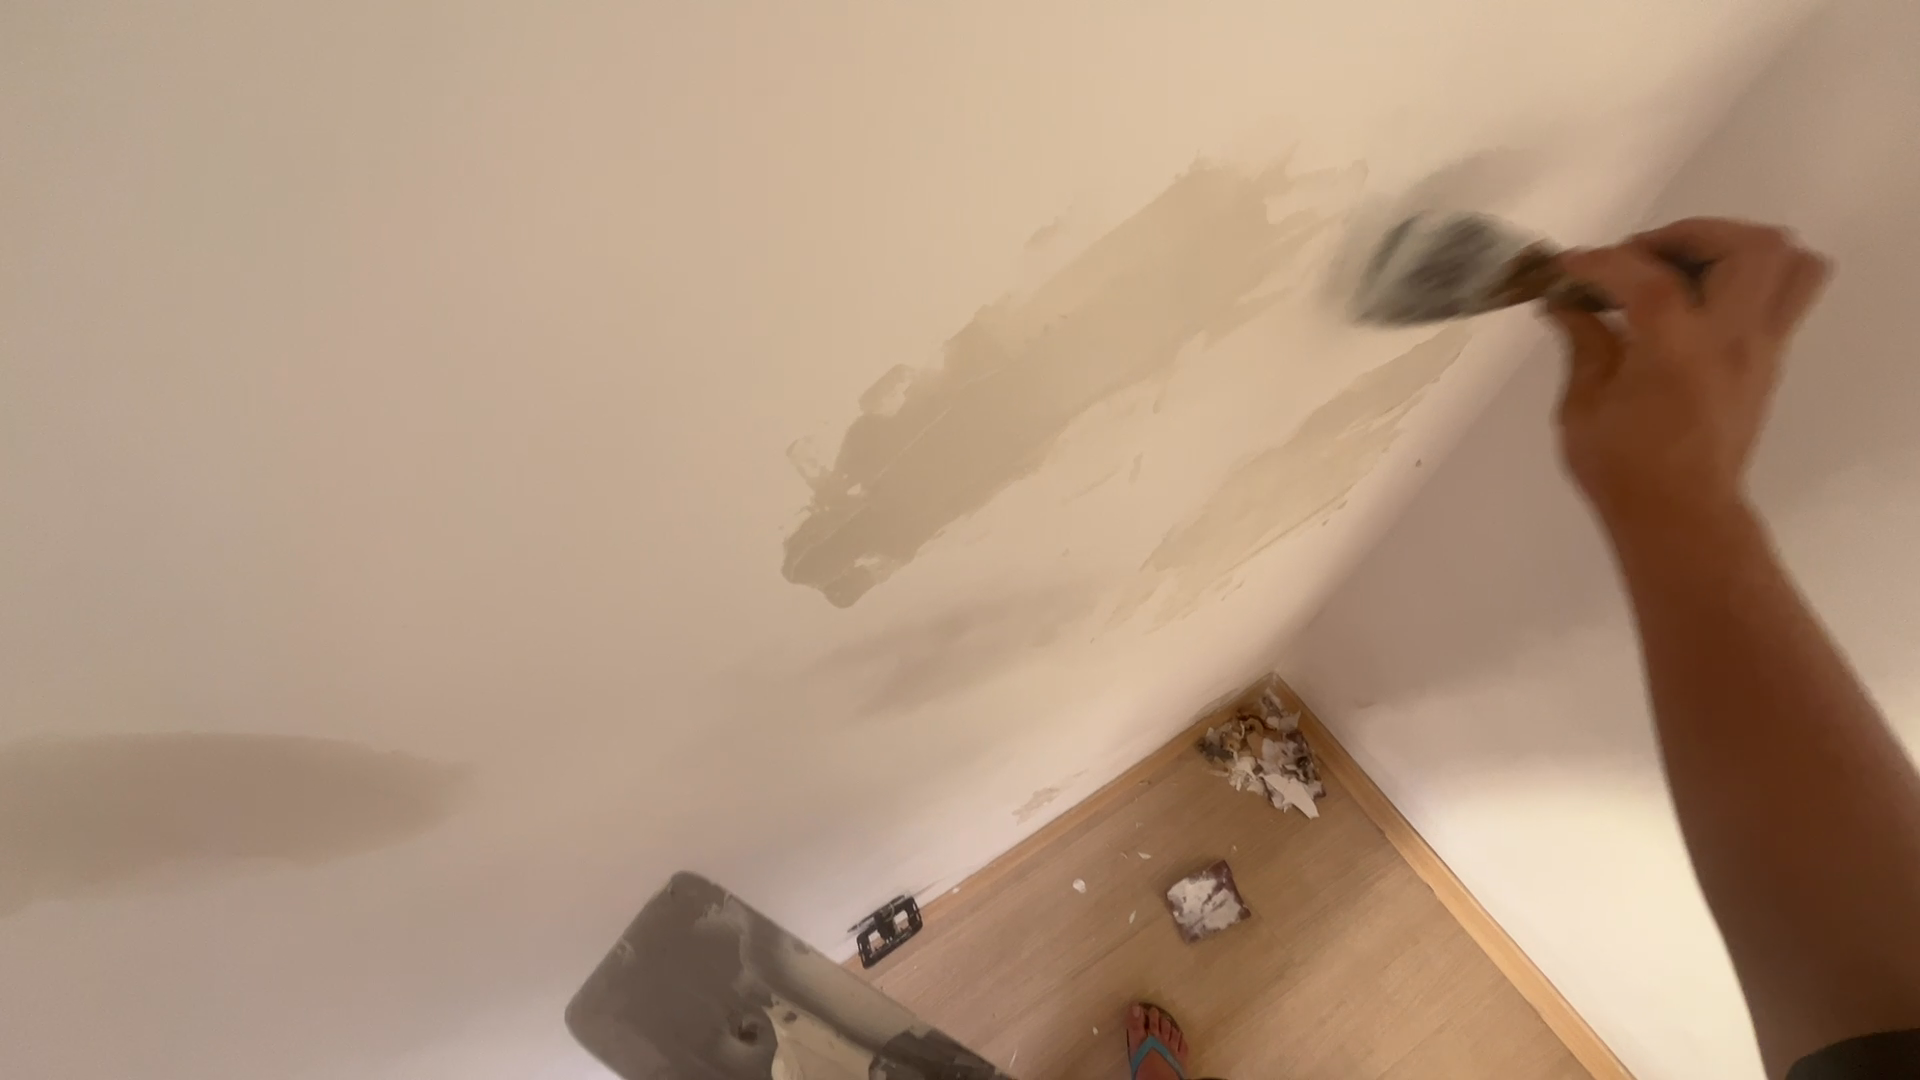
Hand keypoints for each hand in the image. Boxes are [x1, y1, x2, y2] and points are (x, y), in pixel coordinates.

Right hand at [1546, 218, 1830, 533]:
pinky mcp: (1770, 356)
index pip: (1648, 280)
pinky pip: (1785, 291)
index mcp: (1676, 354)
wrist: (1678, 509)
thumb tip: (1565, 304)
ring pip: (1788, 260)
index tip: (1565, 264)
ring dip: (1732, 247)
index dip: (1602, 261)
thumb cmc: (1618, 465)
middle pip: (1749, 246)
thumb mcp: (1582, 405)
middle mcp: (1734, 339)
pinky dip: (1744, 275)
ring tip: (1675, 267)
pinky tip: (1692, 300)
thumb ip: (1584, 344)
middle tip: (1636, 257)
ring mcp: (1763, 346)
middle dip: (1687, 235)